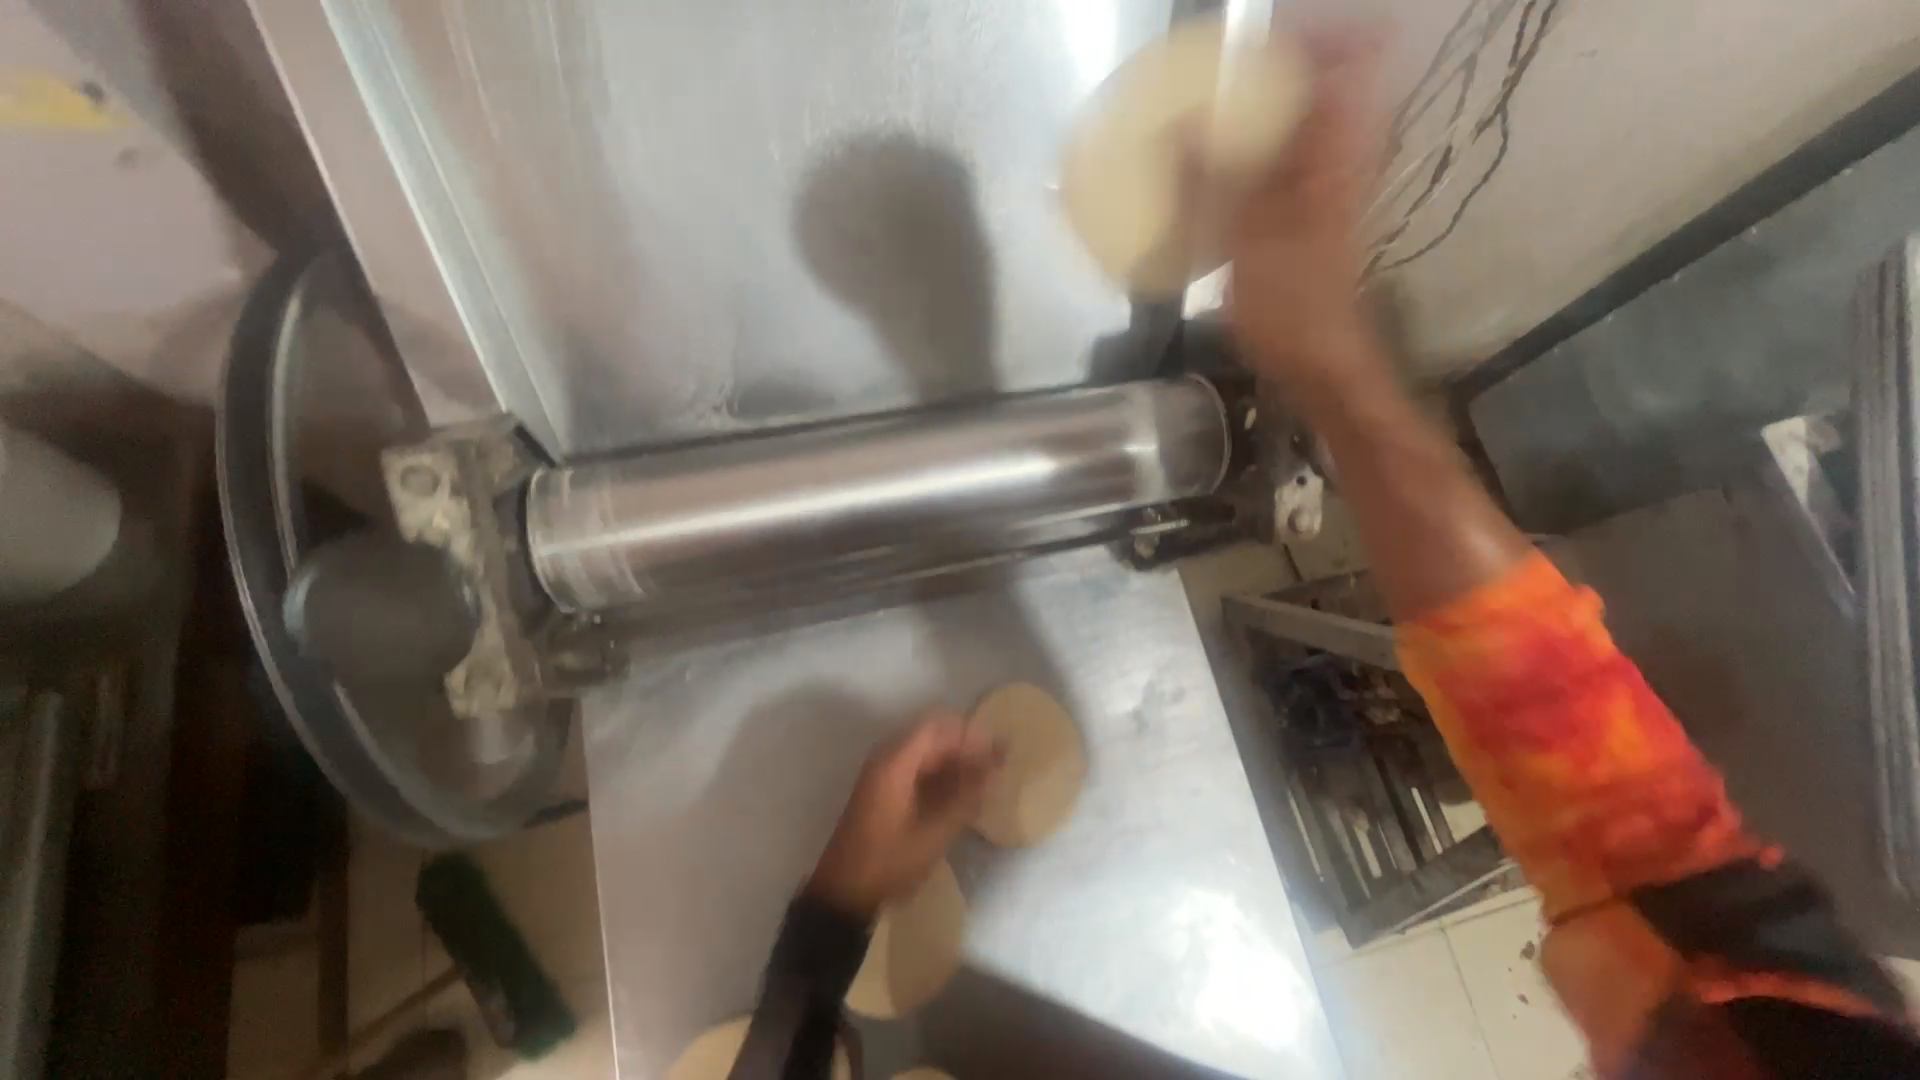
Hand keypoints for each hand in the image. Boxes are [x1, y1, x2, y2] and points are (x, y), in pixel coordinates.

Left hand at [806, 709, 1002, 917]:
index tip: (998, 747)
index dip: (969, 734)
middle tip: (998, 762)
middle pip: (932, 738)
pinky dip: (941, 776)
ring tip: (987, 778)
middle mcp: (887, 760)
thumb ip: (967, 797)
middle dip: (966, 746)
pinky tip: (963, 793)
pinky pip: (917, 770)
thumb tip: (995, 768)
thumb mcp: (934, 832)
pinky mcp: (884, 792)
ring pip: (926, 755)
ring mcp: (883, 776)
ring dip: (955, 762)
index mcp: (895, 762)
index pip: (937, 728)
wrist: (844, 892)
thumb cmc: (889, 861)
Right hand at [1229, 29, 1387, 390]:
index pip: (1360, 52)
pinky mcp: (1307, 210)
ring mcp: (1327, 182)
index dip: (1317, 32)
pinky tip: (1210, 168)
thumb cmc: (1291, 304)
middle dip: (1278, 65)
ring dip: (1261, 107)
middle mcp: (1343, 154)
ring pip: (1303, 117)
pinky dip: (1251, 149)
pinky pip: (1284, 156)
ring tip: (1207, 113)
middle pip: (1329, 77)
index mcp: (1341, 150)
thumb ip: (1216, 175)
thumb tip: (1182, 122)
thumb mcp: (1250, 237)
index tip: (1261, 39)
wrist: (1318, 359)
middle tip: (1220, 75)